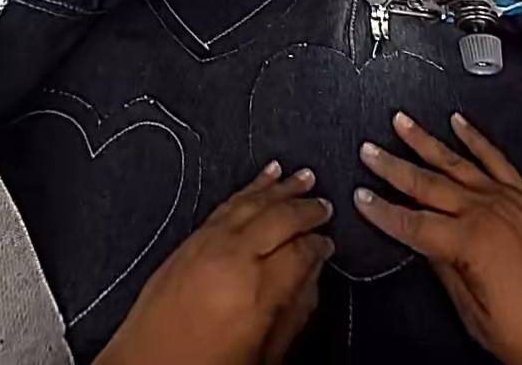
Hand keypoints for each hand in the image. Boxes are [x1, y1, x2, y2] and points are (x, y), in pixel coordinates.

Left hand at [95, 162, 333, 364]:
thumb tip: (312, 280)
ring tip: (306, 177)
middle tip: (326, 206)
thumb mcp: (262, 357)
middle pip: (282, 217)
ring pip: (256, 201)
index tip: (329, 243)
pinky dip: (252, 186)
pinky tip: (267, 176)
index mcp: (256, 291)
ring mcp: (210, 242)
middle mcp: (234, 257)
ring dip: (284, 187)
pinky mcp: (192, 237)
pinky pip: (230, 201)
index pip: (301, 252)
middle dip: (308, 209)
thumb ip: (293, 314)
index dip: (320, 244)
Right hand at [354, 112, 521, 364]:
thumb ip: (448, 273)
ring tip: (401, 121)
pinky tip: (459, 123)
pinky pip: (496, 159)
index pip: (412, 222)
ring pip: (456, 162)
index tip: (360, 195)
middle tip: (369, 149)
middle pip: (427, 183)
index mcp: (470, 242)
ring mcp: (508, 200)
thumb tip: (426, 247)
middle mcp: (487, 211)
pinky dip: (476, 139)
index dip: (382, 210)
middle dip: (393, 166)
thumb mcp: (478, 317)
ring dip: (425, 140)